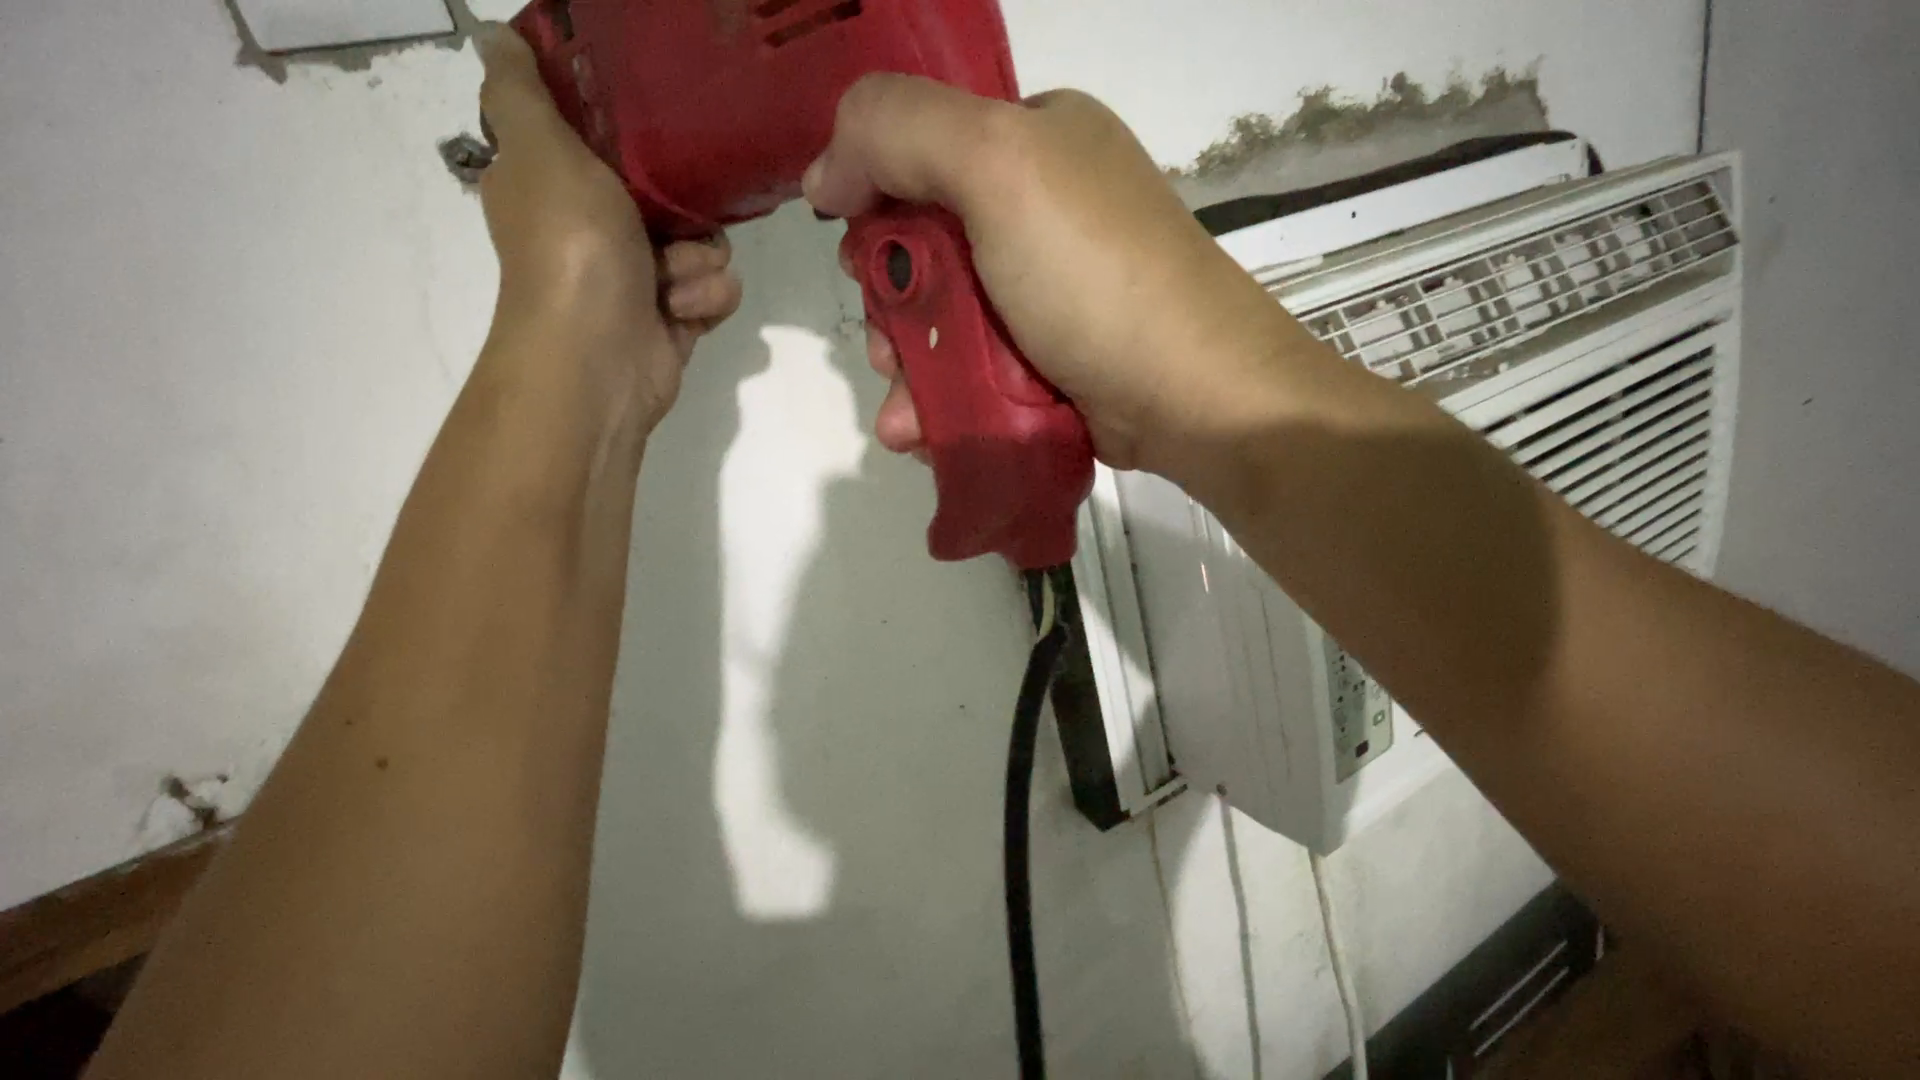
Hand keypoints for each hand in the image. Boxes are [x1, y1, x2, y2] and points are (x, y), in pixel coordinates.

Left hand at [474, 25, 741, 432]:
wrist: (598, 357)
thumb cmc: (570, 249)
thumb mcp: (540, 149)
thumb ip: (521, 90)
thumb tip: (499, 38)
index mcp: (556, 185)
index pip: (605, 142)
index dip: (632, 135)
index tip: (654, 129)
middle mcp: (597, 230)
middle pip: (671, 193)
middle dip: (684, 207)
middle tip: (669, 217)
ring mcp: (640, 278)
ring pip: (705, 243)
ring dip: (697, 261)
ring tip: (671, 281)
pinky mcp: (677, 318)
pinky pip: (718, 289)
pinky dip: (706, 299)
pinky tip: (682, 311)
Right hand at [805, 76, 1300, 476]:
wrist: (1190, 394)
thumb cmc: (1093, 275)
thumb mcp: (998, 165)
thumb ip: (896, 133)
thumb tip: (824, 174)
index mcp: (1036, 137)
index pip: (922, 147)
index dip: (876, 199)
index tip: (860, 256)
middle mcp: (1040, 207)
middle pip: (924, 245)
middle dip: (890, 304)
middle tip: (885, 346)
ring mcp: (1046, 289)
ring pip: (943, 319)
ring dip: (907, 367)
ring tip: (904, 414)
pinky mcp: (1048, 356)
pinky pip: (972, 366)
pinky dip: (939, 399)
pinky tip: (921, 431)